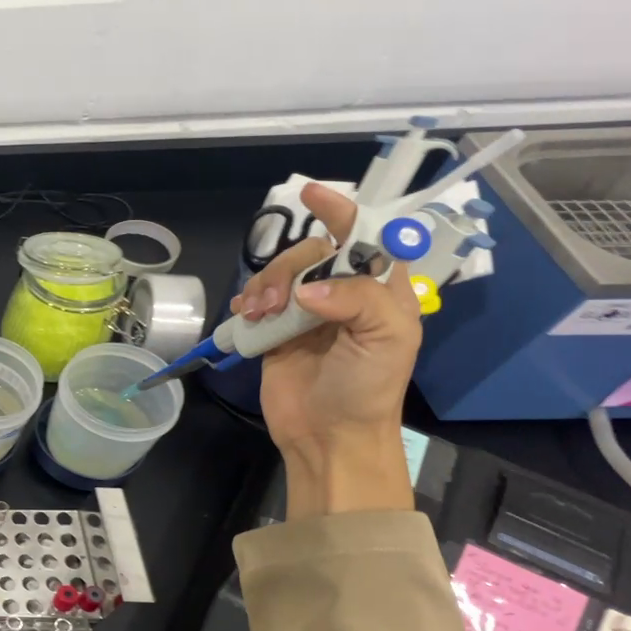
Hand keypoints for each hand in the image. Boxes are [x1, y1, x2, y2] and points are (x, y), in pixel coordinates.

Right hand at [231, 182, 418, 518]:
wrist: (329, 435)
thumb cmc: (368, 388)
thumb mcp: (386, 338)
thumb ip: (357, 300)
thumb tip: (306, 291)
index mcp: (378, 289)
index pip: (365, 236)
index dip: (343, 212)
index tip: (313, 195)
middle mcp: (341, 295)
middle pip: (310, 254)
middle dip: (288, 267)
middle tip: (275, 299)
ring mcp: (305, 314)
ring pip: (278, 276)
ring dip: (263, 287)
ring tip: (256, 315)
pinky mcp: (274, 334)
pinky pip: (255, 304)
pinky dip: (245, 304)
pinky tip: (244, 318)